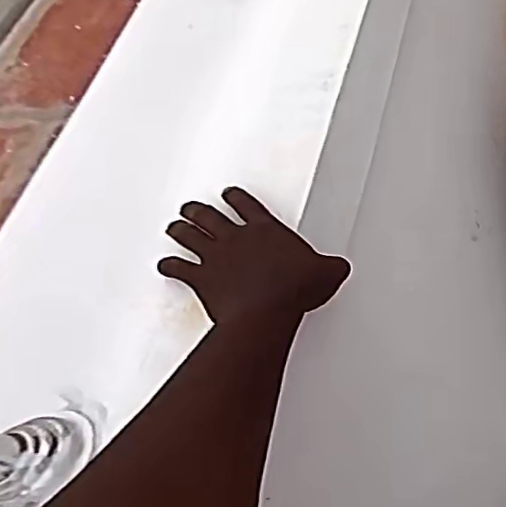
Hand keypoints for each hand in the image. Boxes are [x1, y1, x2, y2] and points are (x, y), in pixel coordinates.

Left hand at [159, 187, 350, 327]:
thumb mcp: (328, 273)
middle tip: (194, 208)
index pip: (247, 204)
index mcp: (267, 231)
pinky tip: (168, 265)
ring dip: (179, 229)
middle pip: (206, 213)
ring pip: (185, 233)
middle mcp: (236, 237)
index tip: (231, 193)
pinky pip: (174, 267)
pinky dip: (168, 265)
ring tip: (177, 227)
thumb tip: (338, 267)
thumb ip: (330, 265)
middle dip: (197, 209)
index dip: (236, 196)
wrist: (266, 312)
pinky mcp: (199, 277)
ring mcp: (214, 256)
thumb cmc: (295, 290)